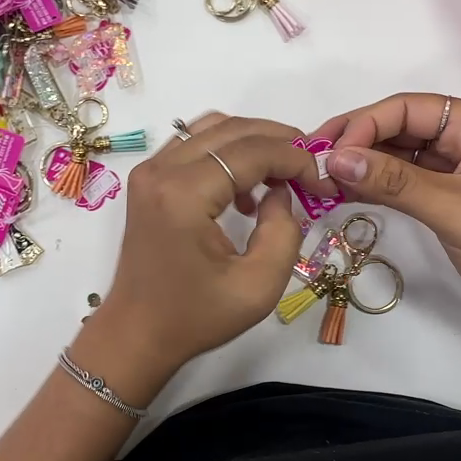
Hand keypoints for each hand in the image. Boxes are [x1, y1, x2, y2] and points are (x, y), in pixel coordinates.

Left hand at [73, 114, 320, 403]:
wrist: (137, 333)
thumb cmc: (196, 317)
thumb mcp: (259, 286)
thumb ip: (284, 231)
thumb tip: (282, 191)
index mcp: (184, 195)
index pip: (252, 151)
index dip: (296, 159)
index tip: (323, 184)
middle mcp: (161, 170)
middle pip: (232, 128)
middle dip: (280, 142)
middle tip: (311, 171)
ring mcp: (149, 170)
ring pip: (212, 128)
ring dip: (253, 143)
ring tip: (282, 176)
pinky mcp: (147, 178)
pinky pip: (194, 144)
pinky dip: (227, 153)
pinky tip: (245, 192)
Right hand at [314, 94, 460, 332]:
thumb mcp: (453, 208)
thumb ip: (393, 180)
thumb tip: (335, 158)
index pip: (409, 108)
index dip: (367, 124)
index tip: (331, 151)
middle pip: (400, 127)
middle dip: (358, 141)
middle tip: (313, 159)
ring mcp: (455, 171)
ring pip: (397, 155)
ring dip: (361, 164)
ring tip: (321, 178)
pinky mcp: (446, 200)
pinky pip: (401, 181)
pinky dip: (373, 185)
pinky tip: (344, 192)